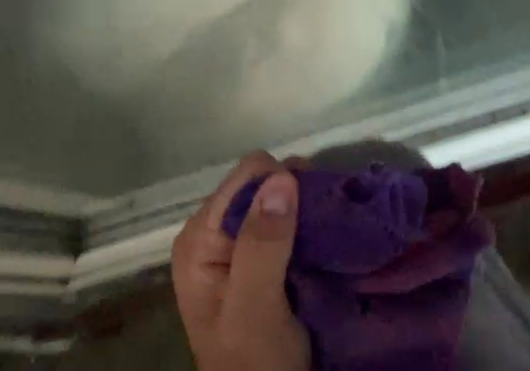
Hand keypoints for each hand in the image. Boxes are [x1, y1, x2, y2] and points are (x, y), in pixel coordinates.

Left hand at [172, 151, 309, 370]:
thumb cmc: (254, 365)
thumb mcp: (254, 310)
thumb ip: (262, 246)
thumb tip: (280, 177)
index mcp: (199, 239)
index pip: (248, 177)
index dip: (285, 187)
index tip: (315, 215)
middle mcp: (215, 232)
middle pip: (266, 182)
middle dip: (299, 196)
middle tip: (326, 231)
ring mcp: (239, 243)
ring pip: (283, 198)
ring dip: (310, 210)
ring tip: (330, 236)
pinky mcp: (264, 255)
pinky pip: (292, 219)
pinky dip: (313, 224)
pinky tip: (327, 242)